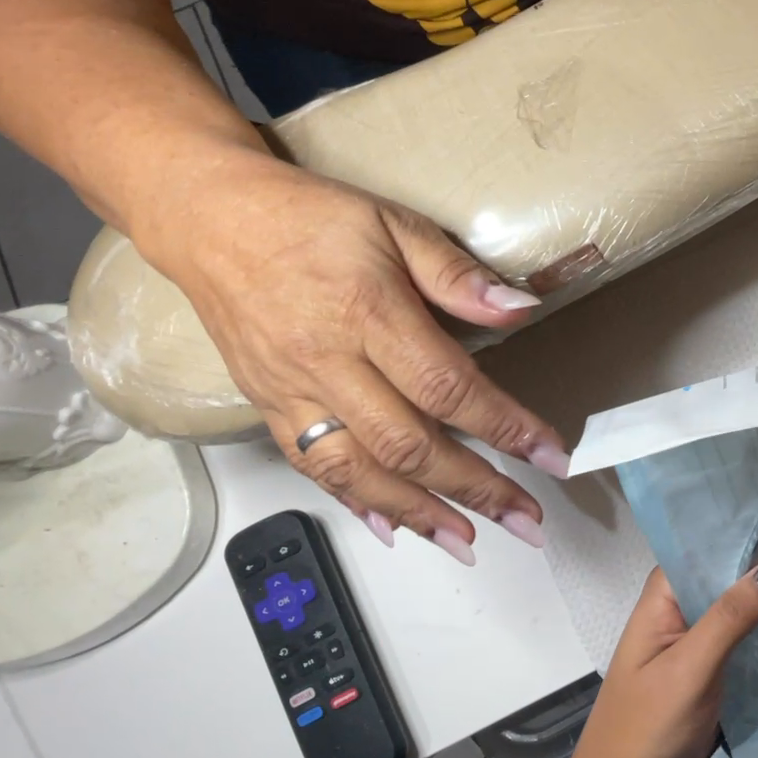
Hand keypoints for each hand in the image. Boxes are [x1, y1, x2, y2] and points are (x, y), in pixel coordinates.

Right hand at [137, 152, 570, 561]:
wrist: (205, 214)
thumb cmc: (312, 218)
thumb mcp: (396, 225)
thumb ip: (458, 275)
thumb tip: (521, 309)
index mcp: (367, 315)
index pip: (449, 388)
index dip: (505, 428)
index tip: (552, 457)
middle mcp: (327, 364)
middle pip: (409, 444)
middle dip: (475, 490)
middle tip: (526, 521)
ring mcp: (291, 392)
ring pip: (358, 470)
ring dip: (419, 514)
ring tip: (469, 543)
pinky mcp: (266, 406)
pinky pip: (311, 466)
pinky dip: (356, 502)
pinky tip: (395, 529)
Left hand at [549, 558, 757, 757]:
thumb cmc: (645, 728)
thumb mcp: (689, 670)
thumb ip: (731, 617)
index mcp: (662, 598)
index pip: (704, 545)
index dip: (744, 529)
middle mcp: (679, 610)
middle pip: (725, 573)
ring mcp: (696, 640)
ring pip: (738, 604)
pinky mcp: (712, 667)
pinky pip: (744, 635)